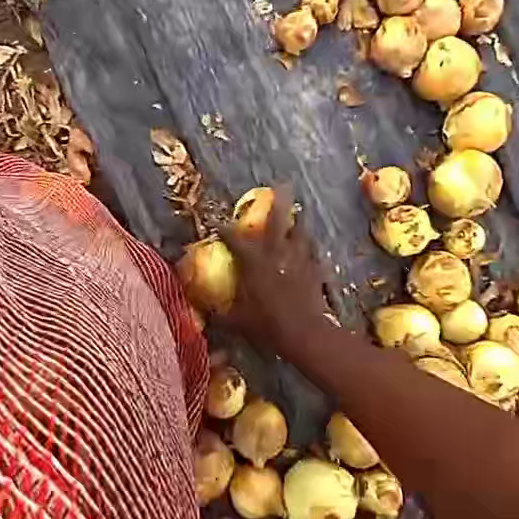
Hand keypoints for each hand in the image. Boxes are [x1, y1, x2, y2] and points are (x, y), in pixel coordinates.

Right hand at [220, 188, 330, 355]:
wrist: (305, 333)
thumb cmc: (267, 326)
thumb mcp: (237, 322)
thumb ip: (219, 314)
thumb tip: (202, 312)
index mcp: (254, 262)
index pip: (235, 239)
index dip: (225, 229)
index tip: (218, 223)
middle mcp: (277, 254)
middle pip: (277, 220)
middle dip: (278, 202)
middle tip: (282, 184)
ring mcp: (300, 260)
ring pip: (301, 232)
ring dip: (298, 224)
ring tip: (298, 216)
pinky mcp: (316, 270)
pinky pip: (314, 254)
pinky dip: (311, 250)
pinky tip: (311, 251)